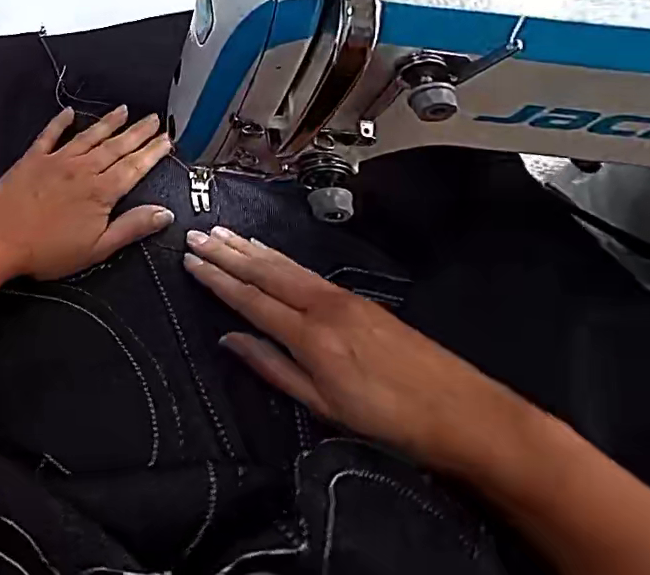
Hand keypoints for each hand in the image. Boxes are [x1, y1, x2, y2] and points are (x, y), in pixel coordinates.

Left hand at [0, 106, 174, 279]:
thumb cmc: (47, 250)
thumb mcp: (97, 248)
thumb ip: (132, 227)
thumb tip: (163, 214)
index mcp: (101, 191)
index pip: (134, 167)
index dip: (153, 152)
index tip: (166, 140)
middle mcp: (82, 169)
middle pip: (117, 146)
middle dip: (138, 132)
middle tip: (154, 119)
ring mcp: (57, 161)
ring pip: (90, 136)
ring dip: (108, 122)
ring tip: (124, 110)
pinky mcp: (33, 159)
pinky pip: (50, 135)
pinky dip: (60, 122)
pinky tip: (69, 112)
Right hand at [183, 227, 531, 473]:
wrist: (456, 407)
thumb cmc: (390, 416)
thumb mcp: (322, 405)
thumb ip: (272, 367)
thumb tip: (233, 341)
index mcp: (310, 335)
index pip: (250, 298)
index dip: (217, 279)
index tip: (192, 261)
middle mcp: (322, 306)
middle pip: (264, 272)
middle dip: (227, 252)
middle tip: (198, 235)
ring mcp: (340, 297)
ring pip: (284, 265)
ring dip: (249, 248)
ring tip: (223, 233)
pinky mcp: (354, 297)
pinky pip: (304, 269)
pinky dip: (278, 257)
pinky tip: (267, 251)